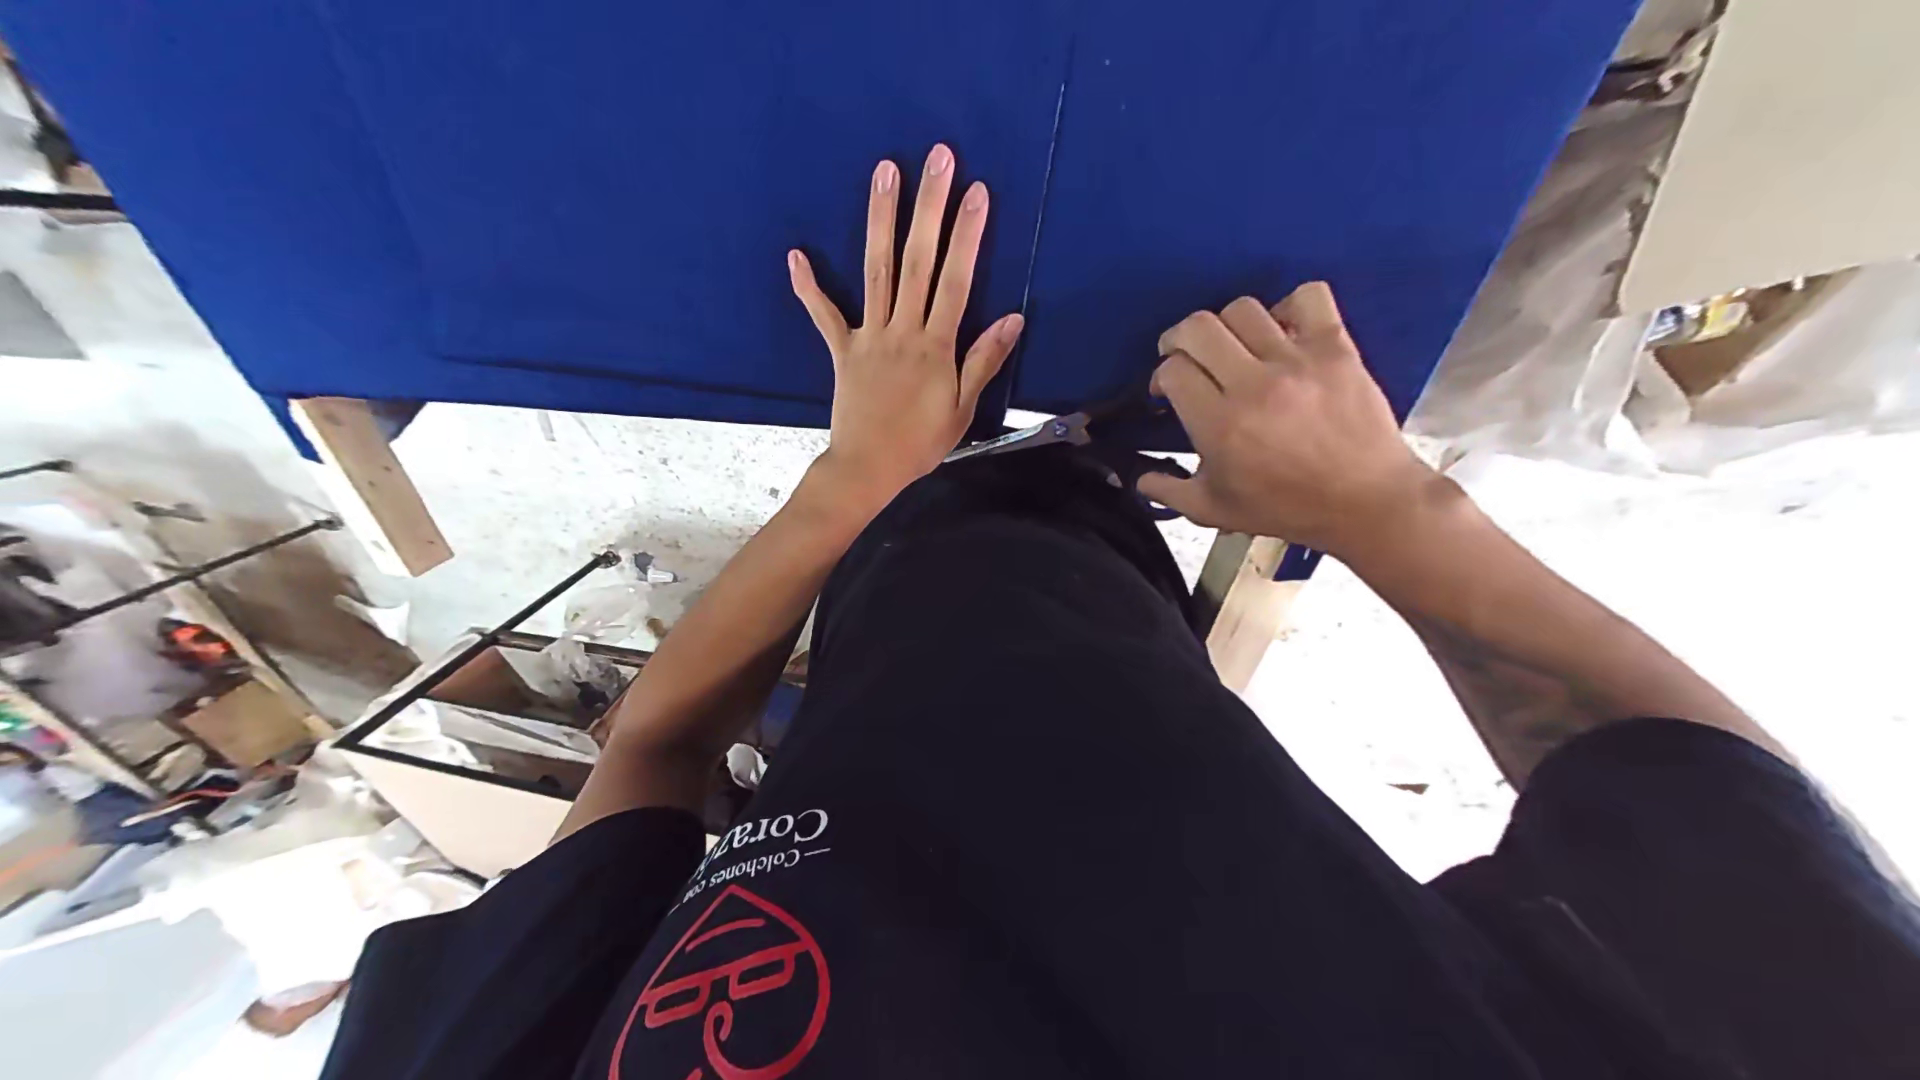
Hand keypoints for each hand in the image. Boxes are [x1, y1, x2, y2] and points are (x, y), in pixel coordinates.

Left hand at [788, 143, 1024, 508]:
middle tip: (937, 158)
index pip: (955, 281)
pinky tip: (796, 255)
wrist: (868, 468)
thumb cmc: (920, 444)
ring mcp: (869, 337)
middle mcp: (902, 331)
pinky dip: (809, 287)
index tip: (976, 192)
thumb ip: (984, 361)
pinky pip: (824, 316)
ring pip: (877, 272)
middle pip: (918, 262)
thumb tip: (1012, 319)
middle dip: (929, 208)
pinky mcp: (843, 351)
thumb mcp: (962, 409)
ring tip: (884, 173)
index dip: (967, 236)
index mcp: (935, 347)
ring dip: (881, 221)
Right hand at [1137, 283, 1442, 554]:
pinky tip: (1283, 330)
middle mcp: (1252, 384)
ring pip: (1242, 309)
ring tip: (1232, 347)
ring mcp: (1296, 361)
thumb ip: (1168, 492)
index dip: (1162, 376)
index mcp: (1218, 424)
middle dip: (1178, 338)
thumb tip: (1138, 479)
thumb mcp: (1213, 511)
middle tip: (1185, 357)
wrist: (1365, 502)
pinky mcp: (1336, 349)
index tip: (1169, 392)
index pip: (1173, 370)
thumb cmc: (1284, 508)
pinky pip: (1309, 297)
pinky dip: (1290, 305)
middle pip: (1197, 327)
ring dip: (1225, 325)